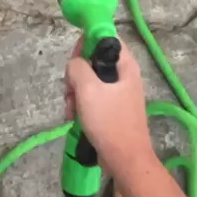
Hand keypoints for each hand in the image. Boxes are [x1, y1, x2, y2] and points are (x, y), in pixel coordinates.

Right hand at [64, 38, 156, 177]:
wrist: (125, 160)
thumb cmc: (109, 121)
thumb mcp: (88, 89)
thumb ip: (78, 67)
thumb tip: (75, 65)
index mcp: (125, 64)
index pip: (105, 37)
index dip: (86, 43)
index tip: (74, 61)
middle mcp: (124, 75)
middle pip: (93, 60)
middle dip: (76, 74)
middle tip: (70, 90)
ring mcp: (118, 92)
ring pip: (89, 80)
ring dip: (75, 92)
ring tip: (72, 109)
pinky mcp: (112, 108)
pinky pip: (92, 97)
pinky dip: (81, 104)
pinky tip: (75, 118)